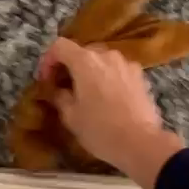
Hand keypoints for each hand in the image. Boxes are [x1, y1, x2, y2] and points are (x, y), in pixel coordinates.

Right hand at [40, 37, 186, 188]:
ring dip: (92, 72)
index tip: (47, 80)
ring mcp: (126, 63)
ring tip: (90, 95)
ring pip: (102, 61)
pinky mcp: (140, 75)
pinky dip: (110, 78)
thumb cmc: (100, 130)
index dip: (49, 60)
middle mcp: (106, 55)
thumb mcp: (71, 117)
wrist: (141, 142)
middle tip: (66, 89)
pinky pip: (118, 70)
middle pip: (82, 52)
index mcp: (85, 61)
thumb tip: (58, 90)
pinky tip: (111, 99)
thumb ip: (60, 97)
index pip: (60, 46)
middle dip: (71, 67)